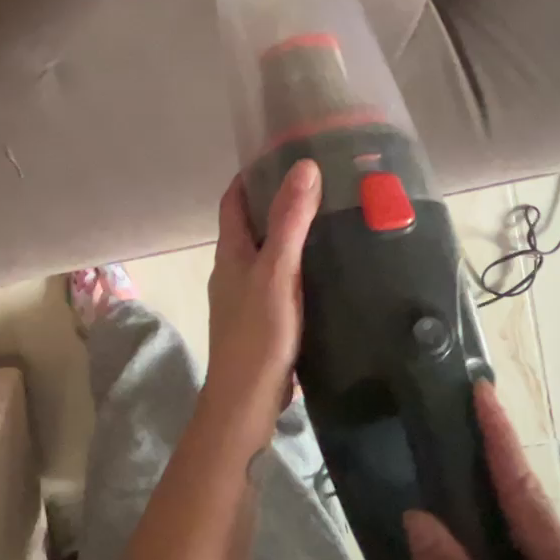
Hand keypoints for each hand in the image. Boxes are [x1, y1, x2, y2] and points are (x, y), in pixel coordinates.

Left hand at [201, 159, 321, 419]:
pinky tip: (325, 273)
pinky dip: (296, 267)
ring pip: (265, 254)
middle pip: (250, 225)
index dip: (251, 177)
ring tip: (329, 222)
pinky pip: (278, 281)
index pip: (233, 201)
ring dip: (288, 236)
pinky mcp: (261, 321)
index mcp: (230, 252)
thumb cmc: (257, 334)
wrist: (246, 402)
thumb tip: (303, 167)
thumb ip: (289, 222)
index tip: (280, 156)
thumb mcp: (277, 272)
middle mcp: (232, 269)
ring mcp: (245, 297)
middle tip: (318, 186)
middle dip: (275, 202)